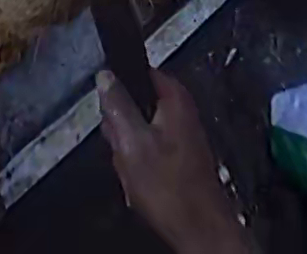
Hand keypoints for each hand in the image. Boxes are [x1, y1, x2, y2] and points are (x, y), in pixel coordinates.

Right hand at [97, 69, 253, 253]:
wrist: (200, 233)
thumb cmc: (167, 184)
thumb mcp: (132, 140)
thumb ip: (117, 104)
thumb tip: (105, 74)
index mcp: (173, 95)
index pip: (136, 74)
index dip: (118, 94)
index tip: (111, 116)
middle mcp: (181, 108)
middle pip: (136, 104)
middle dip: (123, 129)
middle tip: (124, 150)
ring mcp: (182, 133)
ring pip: (139, 131)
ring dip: (129, 151)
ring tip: (132, 171)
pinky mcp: (180, 156)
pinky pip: (150, 150)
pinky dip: (141, 165)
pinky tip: (140, 183)